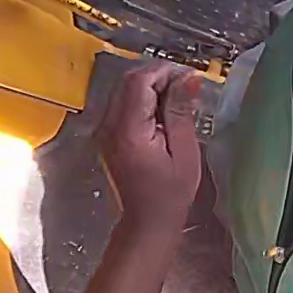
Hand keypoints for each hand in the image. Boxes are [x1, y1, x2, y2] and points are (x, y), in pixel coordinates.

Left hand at [98, 61, 204, 235]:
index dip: (165, 72)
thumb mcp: (184, 151)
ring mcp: (103, 130)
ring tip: (175, 100)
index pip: (139, 82)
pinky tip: (160, 113)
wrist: (147, 220)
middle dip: (157, 75)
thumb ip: (181, 111)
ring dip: (150, 86)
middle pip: (127, 81)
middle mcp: (109, 126)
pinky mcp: (106, 135)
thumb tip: (188, 77)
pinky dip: (141, 99)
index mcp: (128, 131)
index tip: (189, 80)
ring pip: (123, 89)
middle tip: (184, 87)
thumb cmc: (170, 192)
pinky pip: (121, 103)